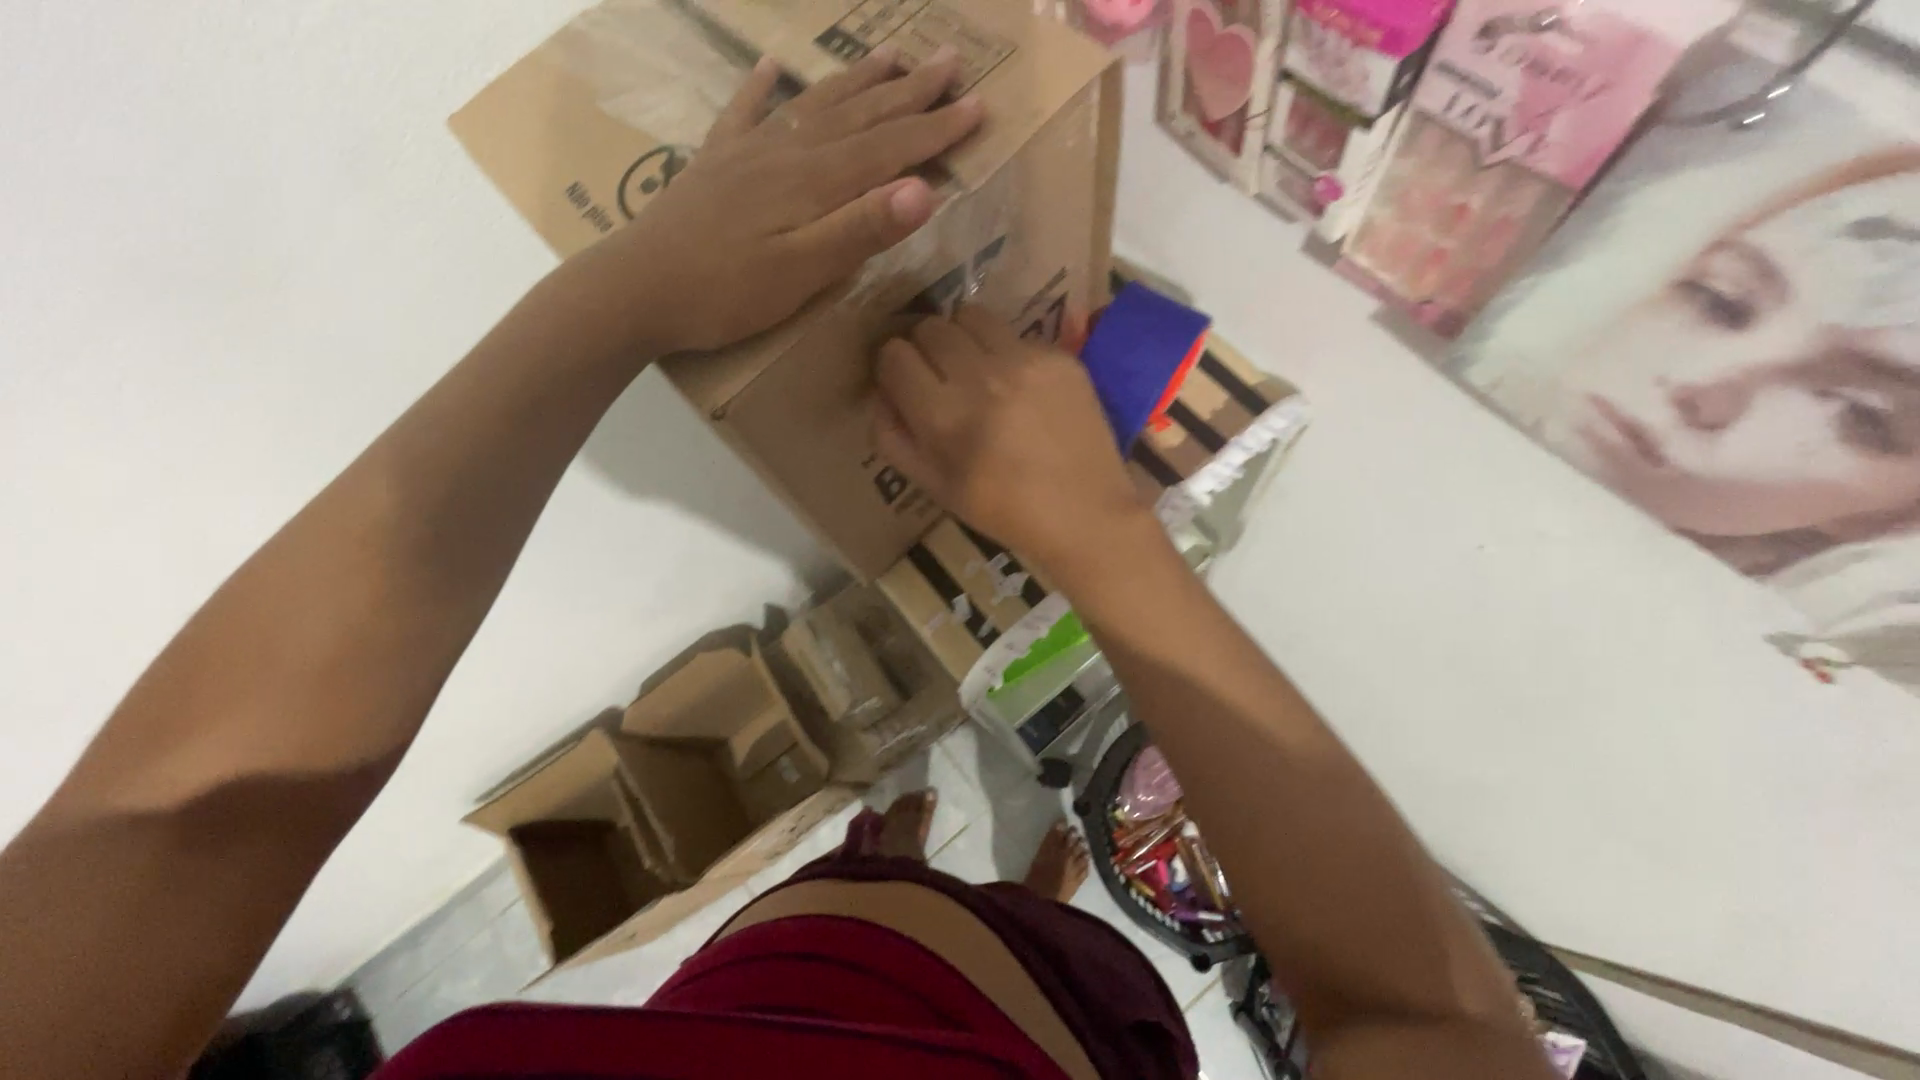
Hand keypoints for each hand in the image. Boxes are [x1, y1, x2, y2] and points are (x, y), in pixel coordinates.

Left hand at [596, 46, 981, 355]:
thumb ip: (862, 229)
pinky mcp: (715, 164)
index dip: (938, 129)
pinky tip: (768, 68)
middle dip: (910, 91)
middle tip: (951, 61)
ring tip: (888, 53)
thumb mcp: (804, 272)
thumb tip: (925, 189)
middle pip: (861, 114)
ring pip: (814, 104)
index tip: (981, 105)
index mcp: (817, 181)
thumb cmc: (726, 292)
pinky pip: (743, 113)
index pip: (891, 147)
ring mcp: (749, 152)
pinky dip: (760, 89)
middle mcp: (788, 152)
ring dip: (856, 80)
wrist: (636, 289)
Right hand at [873, 306, 1152, 573]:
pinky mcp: (1059, 356)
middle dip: (924, 347)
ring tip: (974, 366)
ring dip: (962, 336)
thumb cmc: (1003, 510)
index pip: (894, 355)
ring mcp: (1024, 361)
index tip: (904, 381)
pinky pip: (1015, 334)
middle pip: (929, 327)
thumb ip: (894, 437)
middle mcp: (980, 377)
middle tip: (939, 374)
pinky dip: (1007, 353)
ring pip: (970, 315)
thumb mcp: (935, 487)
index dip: (893, 366)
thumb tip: (880, 392)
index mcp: (943, 416)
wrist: (1084, 513)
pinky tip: (1020, 386)